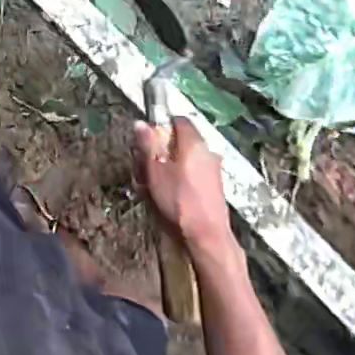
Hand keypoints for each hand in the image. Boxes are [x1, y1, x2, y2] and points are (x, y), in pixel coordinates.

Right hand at [135, 117, 233, 257]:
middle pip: (179, 142)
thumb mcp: (155, 171)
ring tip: (149, 186)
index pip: (179, 121)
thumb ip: (149, 145)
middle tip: (142, 168)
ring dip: (165, 168)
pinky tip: (165, 195)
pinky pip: (192, 173)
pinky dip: (177, 179)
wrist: (206, 234)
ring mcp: (212, 169)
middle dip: (159, 152)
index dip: (162, 126)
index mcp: (194, 143)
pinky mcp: (213, 186)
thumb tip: (141, 123)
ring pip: (184, 160)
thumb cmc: (179, 199)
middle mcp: (207, 152)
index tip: (147, 140)